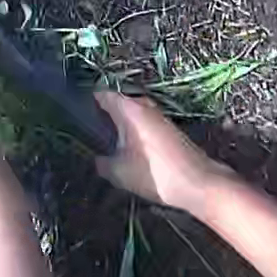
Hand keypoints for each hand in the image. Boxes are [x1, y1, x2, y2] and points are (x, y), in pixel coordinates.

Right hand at [93, 92, 230, 212]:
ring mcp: (157, 114)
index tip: (77, 117)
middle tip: (91, 135)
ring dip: (120, 125)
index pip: (101, 94)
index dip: (87, 103)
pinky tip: (130, 151)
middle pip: (116, 102)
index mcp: (128, 108)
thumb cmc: (156, 173)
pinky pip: (142, 121)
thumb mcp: (120, 173)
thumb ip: (102, 163)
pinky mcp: (167, 126)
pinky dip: (134, 131)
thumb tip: (95, 158)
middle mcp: (142, 104)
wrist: (199, 182)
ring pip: (131, 113)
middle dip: (103, 116)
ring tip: (109, 145)